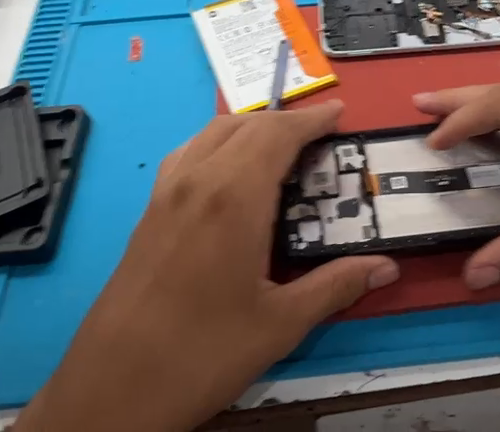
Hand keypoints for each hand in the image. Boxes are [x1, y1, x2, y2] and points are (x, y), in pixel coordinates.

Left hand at [16, 101, 399, 431]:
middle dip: (287, 121)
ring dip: (251, 127)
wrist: (112, 386)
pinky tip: (227, 170)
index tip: (340, 112)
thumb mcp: (279, 324)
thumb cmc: (203, 353)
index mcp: (234, 196)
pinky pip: (189, 152)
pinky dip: (218, 142)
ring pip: (213, 132)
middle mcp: (199, 179)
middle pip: (247, 126)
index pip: (278, 134)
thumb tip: (386, 266)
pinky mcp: (148, 209)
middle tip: (321, 134)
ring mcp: (167, 191)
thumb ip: (335, 286)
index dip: (312, 120)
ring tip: (281, 145)